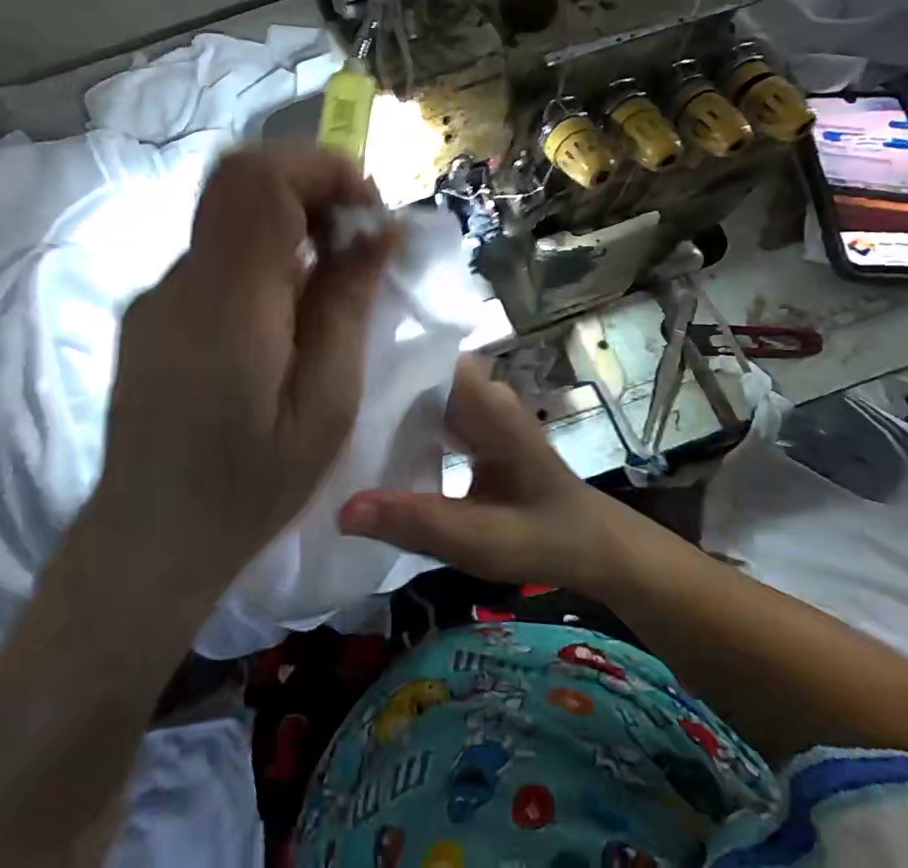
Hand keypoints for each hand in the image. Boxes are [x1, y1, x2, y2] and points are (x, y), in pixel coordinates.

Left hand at [80, 145, 398, 596]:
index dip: (323, 170)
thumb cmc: (251, 486)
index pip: (260, 179)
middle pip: (237, 181)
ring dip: (288, 223)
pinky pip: (213, 257)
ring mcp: (155, 296)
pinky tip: (285, 316)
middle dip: (310, 187)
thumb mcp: (326, 405)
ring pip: (226, 217)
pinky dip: (260, 257)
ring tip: (332, 281)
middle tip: (358, 240)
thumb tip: (380, 228)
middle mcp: (179, 283)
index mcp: (226, 305)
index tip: (371, 213)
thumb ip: (347, 305)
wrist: (151, 537)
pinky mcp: (150, 314)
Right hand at [337, 360, 664, 596]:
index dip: (374, 366)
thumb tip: (342, 509)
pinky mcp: (475, 424)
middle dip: (370, 386)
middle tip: (314, 405)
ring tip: (330, 421)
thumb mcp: (477, 539)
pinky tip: (368, 444)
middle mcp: (482, 394)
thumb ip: (414, 522)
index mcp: (485, 406)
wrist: (593, 546)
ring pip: (419, 391)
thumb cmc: (544, 538)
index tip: (325, 378)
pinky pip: (428, 410)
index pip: (421, 362)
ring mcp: (480, 407)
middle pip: (415, 373)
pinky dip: (400, 424)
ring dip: (382, 406)